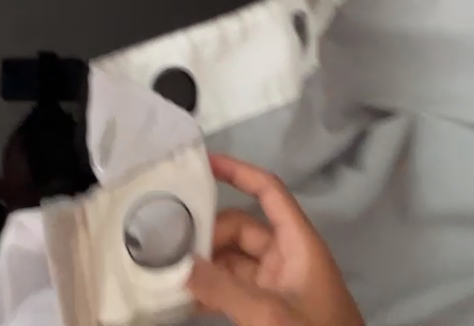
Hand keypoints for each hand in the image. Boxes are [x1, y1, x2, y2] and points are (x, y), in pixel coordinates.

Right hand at [188, 155, 363, 325]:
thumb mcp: (269, 316)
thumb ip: (222, 287)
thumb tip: (180, 263)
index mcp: (299, 244)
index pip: (268, 191)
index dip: (238, 172)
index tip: (201, 164)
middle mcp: (289, 259)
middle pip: (243, 227)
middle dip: (210, 232)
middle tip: (174, 243)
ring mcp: (281, 289)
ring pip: (236, 260)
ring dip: (208, 264)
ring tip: (174, 274)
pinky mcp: (271, 315)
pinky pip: (236, 289)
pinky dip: (214, 289)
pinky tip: (188, 299)